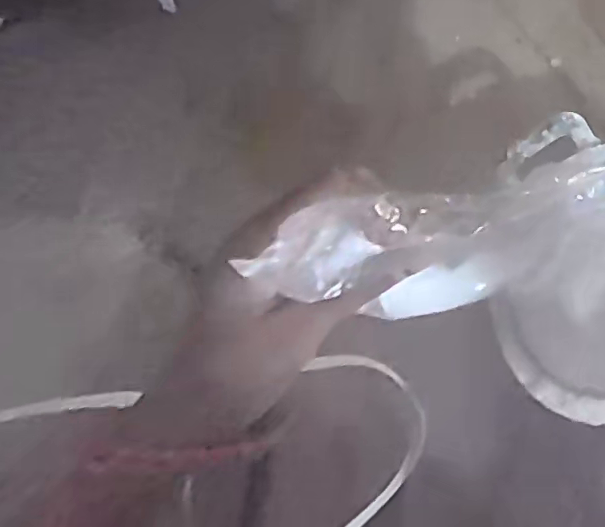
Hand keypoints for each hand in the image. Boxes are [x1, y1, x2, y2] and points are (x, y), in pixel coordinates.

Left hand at [115, 173, 400, 446]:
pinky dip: (335, 240)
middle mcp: (252, 237)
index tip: (393, 201)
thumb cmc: (242, 369)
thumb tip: (413, 258)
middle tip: (396, 221)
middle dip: (358, 204)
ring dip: (349, 222)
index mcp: (253, 243)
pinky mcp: (261, 271)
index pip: (312, 191)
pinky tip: (361, 254)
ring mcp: (254, 253)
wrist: (191, 416)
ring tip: (387, 235)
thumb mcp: (304, 330)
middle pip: (314, 199)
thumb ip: (357, 289)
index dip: (356, 187)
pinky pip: (305, 239)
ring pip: (312, 218)